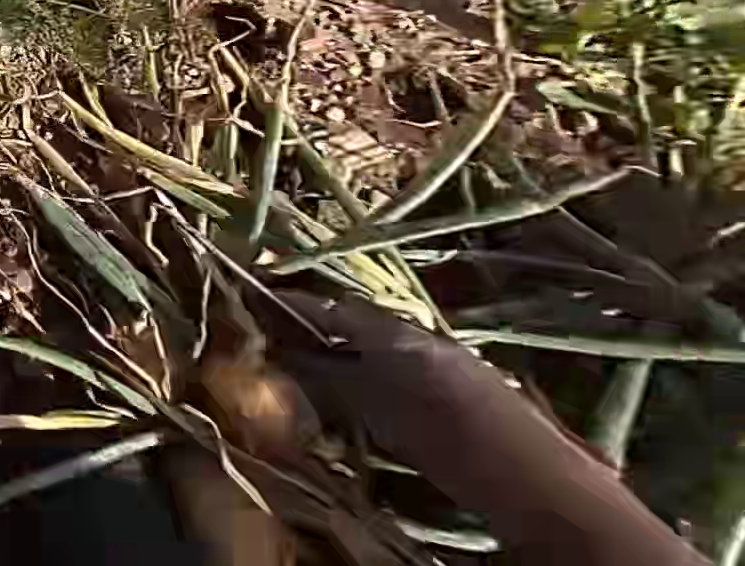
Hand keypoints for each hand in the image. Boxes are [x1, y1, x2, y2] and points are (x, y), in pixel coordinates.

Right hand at [268, 292, 705, 565]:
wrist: (541, 491)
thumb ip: (316, 372)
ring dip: (331, 355)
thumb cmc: (444, 435)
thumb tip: (267, 351)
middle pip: (343, 322)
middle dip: (303, 328)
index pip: (320, 303)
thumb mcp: (368, 402)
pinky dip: (360, 375)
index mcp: (390, 327)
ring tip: (298, 369)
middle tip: (266, 337)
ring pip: (365, 347)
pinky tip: (346, 397)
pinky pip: (389, 369)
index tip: (245, 297)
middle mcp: (413, 334)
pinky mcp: (453, 389)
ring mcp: (437, 360)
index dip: (281, 300)